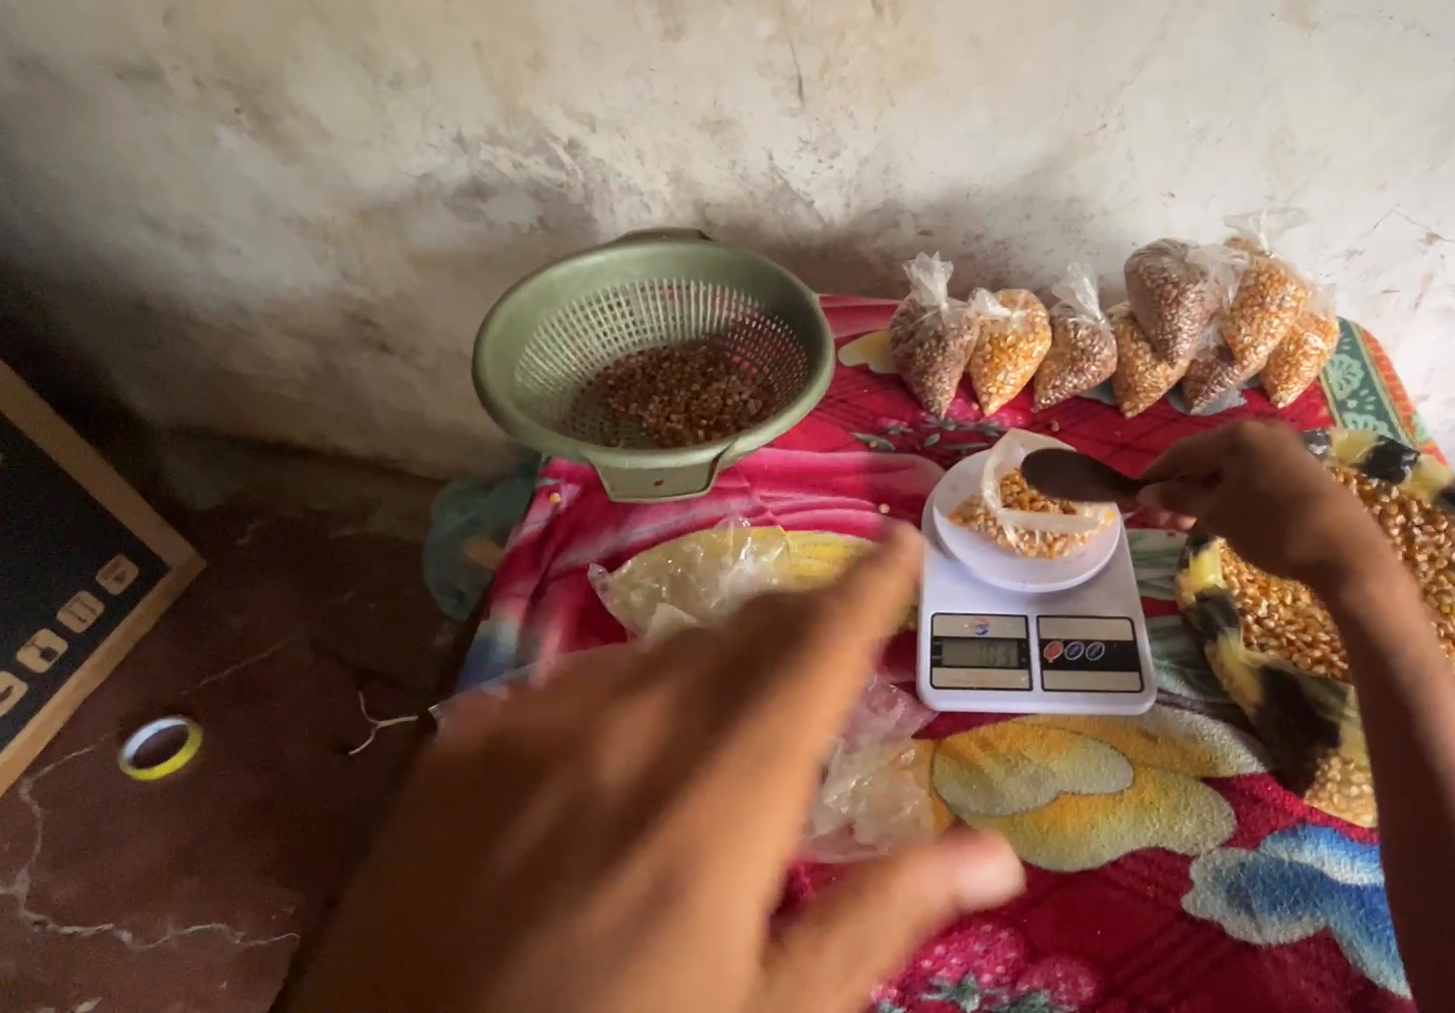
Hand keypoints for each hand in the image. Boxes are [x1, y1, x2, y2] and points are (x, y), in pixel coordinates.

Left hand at [288, 525, 1023, 1012]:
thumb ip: (879, 915)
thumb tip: (997, 855)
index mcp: (721, 800)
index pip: (818, 654)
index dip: (869, 588)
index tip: (903, 540)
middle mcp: (632, 734)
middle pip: (747, 630)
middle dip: (806, 617)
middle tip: (836, 631)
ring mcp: (535, 731)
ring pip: (665, 648)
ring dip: (722, 655)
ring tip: (739, 696)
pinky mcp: (458, 751)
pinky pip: (578, 680)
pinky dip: (634, 687)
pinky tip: (628, 741)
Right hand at [1137, 421, 1400, 591]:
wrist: (1346, 553)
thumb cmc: (1273, 528)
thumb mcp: (1218, 515)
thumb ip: (1179, 500)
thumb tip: (1145, 495)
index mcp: (1237, 435)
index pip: (1181, 451)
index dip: (1155, 476)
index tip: (1136, 499)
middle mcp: (1259, 431)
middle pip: (1205, 457)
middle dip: (1180, 488)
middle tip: (1162, 520)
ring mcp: (1282, 448)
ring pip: (1228, 468)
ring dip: (1203, 494)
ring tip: (1186, 525)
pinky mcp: (1298, 467)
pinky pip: (1250, 474)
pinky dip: (1229, 493)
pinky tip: (1219, 517)